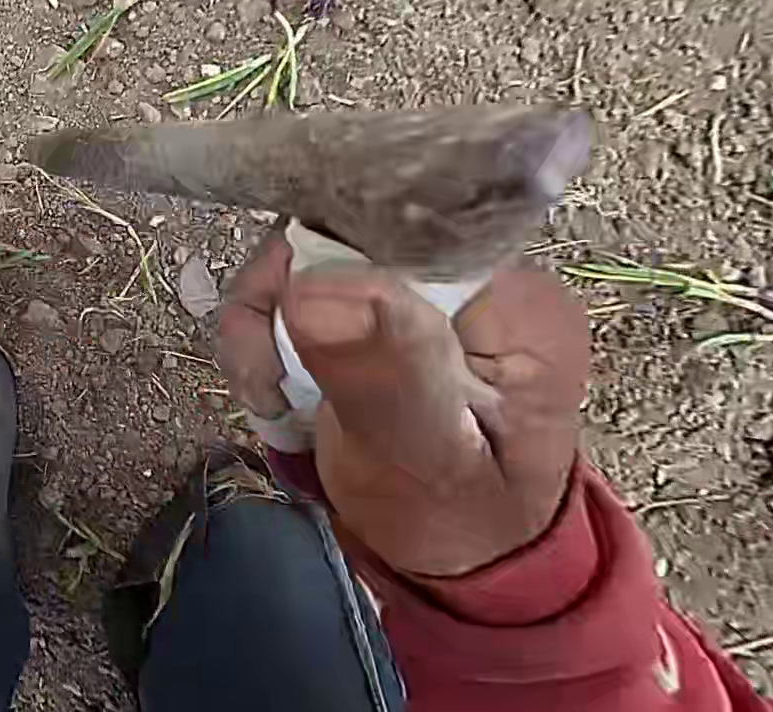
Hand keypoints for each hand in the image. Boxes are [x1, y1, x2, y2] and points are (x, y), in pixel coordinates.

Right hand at [219, 233, 588, 576]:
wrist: (446, 542)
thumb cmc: (453, 517)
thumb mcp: (427, 462)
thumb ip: (388, 380)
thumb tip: (316, 292)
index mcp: (511, 299)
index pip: (401, 230)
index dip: (328, 263)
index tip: (295, 340)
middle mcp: (466, 267)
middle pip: (341, 231)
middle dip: (282, 301)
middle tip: (271, 380)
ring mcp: (413, 274)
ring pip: (303, 251)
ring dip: (264, 321)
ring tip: (270, 391)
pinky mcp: (370, 288)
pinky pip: (290, 276)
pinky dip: (262, 326)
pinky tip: (273, 379)